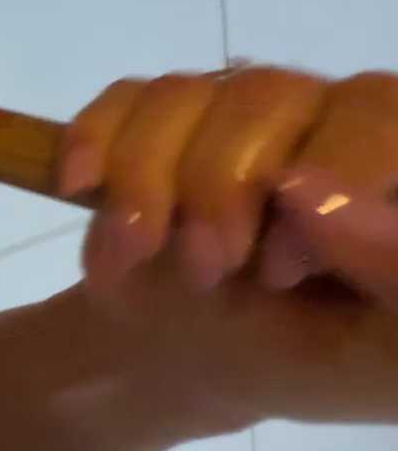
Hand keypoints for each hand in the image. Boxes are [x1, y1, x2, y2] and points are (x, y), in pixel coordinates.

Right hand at [58, 66, 397, 420]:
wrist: (187, 349)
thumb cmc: (310, 355)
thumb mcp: (388, 352)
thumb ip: (396, 274)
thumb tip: (306, 191)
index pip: (377, 107)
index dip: (332, 170)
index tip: (284, 267)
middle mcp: (321, 116)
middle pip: (265, 95)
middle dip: (214, 188)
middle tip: (202, 268)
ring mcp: (223, 110)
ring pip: (178, 95)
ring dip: (143, 180)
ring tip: (140, 248)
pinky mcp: (145, 117)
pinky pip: (117, 97)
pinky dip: (92, 143)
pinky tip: (84, 189)